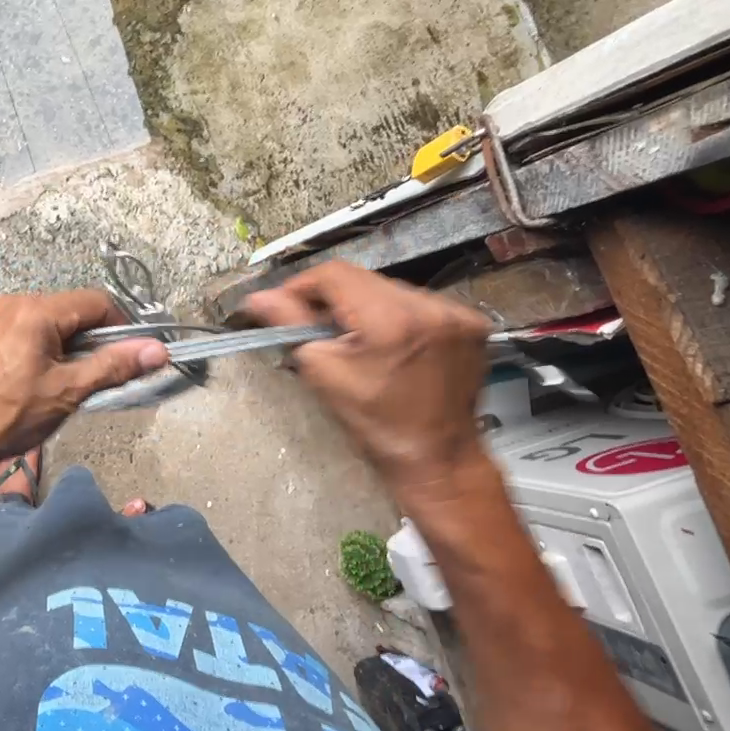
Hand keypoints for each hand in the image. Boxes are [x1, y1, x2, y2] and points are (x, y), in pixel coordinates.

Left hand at [0, 290, 169, 476]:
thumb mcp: (67, 392)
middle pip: (73, 309)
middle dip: (94, 339)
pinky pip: (27, 330)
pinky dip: (45, 348)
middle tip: (99, 378)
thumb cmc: (8, 417)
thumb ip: (114, 366)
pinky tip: (40, 381)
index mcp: (36, 310)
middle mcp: (14, 302)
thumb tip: (159, 350)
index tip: (132, 358)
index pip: (97, 301)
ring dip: (70, 346)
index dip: (122, 327)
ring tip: (68, 385)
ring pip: (51, 321)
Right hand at [236, 262, 491, 500]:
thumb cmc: (374, 421)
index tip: (285, 307)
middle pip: (362, 278)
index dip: (302, 286)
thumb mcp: (323, 372)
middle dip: (332, 298)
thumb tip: (257, 298)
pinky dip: (394, 314)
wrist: (437, 456)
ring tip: (353, 338)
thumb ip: (290, 325)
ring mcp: (456, 313)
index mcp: (391, 320)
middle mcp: (430, 306)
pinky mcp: (472, 322)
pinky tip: (388, 341)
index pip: (334, 274)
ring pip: (388, 288)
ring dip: (363, 305)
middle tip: (314, 326)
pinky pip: (416, 301)